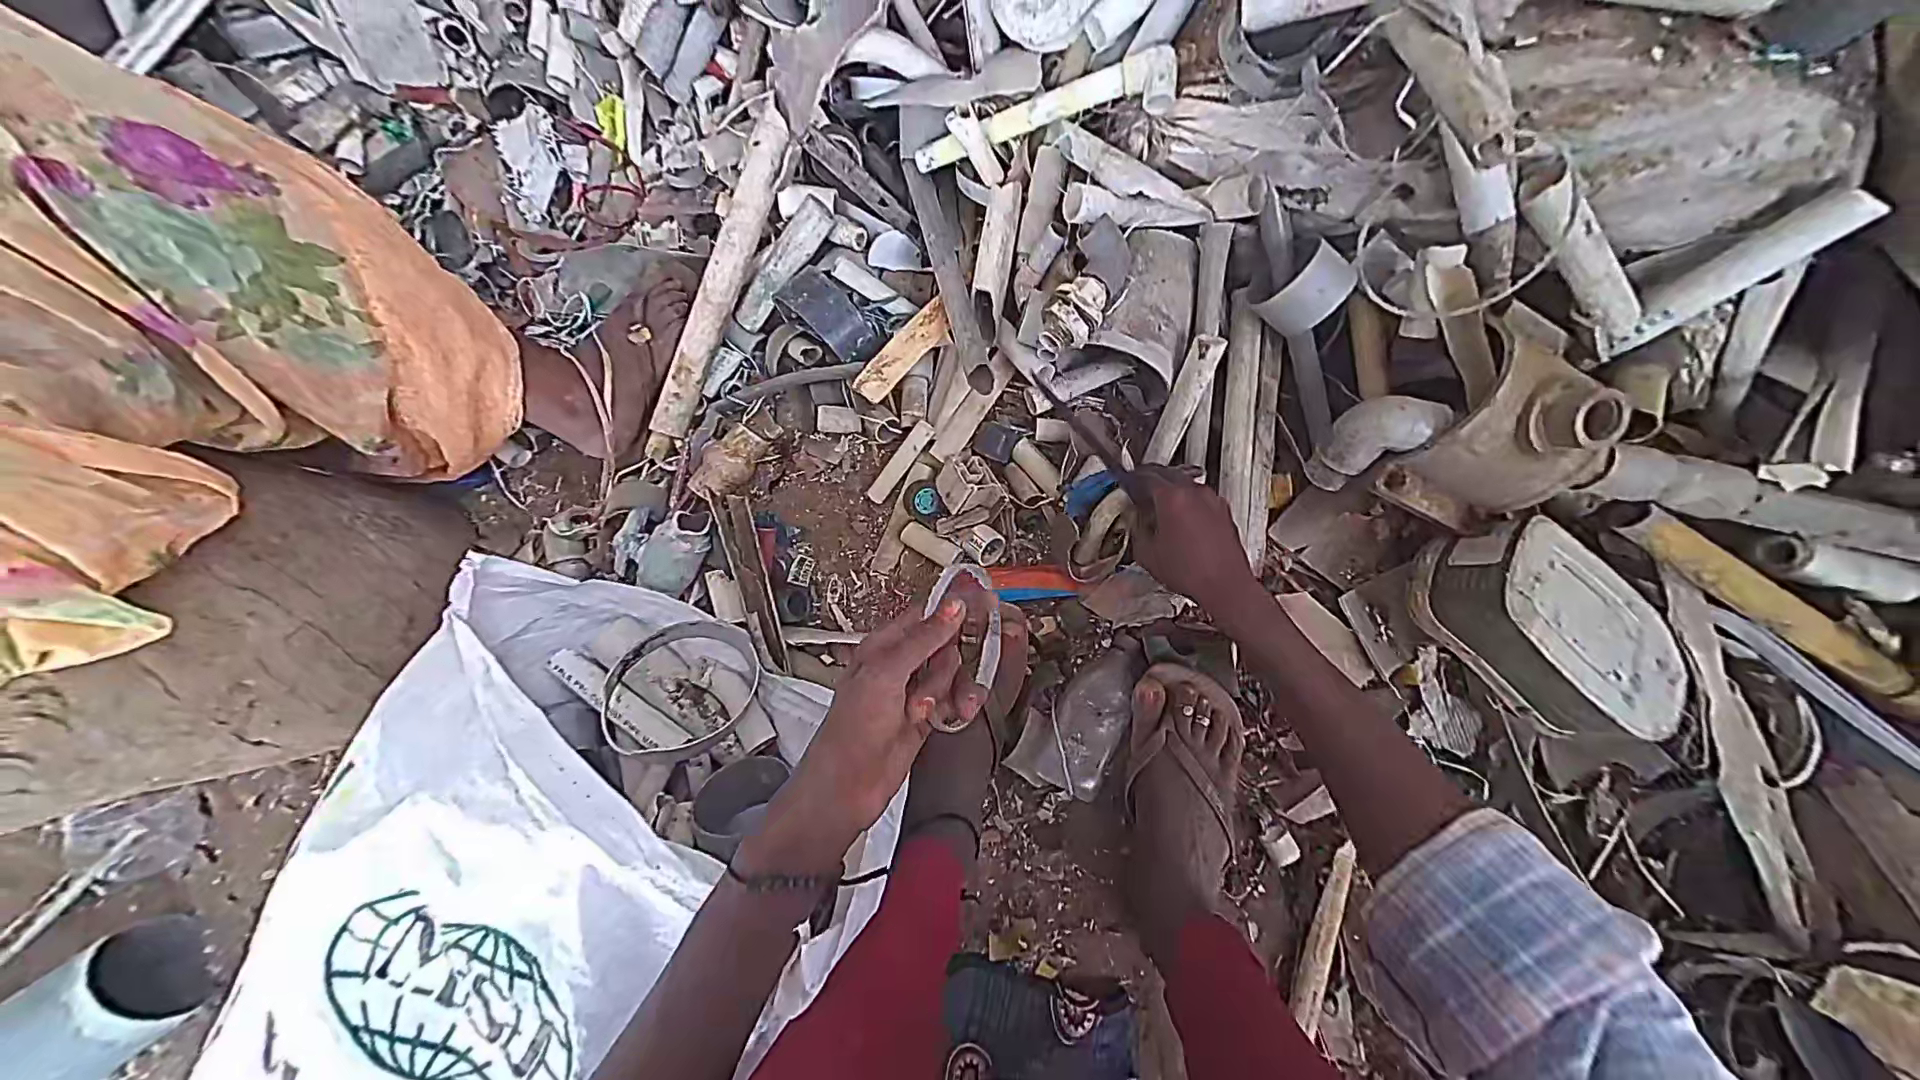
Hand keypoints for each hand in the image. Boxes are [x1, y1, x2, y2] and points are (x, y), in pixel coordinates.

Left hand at [742, 597, 986, 874]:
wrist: (848, 786)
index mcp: (883, 645)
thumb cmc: (852, 728)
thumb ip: (923, 638)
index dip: (951, 614)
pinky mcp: (925, 716)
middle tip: (936, 683)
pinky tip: (953, 716)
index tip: (979, 612)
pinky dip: (957, 706)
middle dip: (950, 664)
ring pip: (952, 674)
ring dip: (953, 689)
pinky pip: (953, 699)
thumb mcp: (887, 673)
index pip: (924, 616)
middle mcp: (899, 665)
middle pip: (945, 646)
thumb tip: (953, 607)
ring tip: (931, 709)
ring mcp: (912, 691)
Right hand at [1129, 465, 1262, 608]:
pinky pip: (1200, 499)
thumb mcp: (1147, 553)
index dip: (1132, 479)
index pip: (1146, 476)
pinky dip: (1187, 502)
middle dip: (1151, 479)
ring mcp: (1212, 501)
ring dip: (1171, 490)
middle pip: (1168, 474)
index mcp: (1172, 498)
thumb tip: (1137, 522)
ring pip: (1186, 485)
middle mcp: (1195, 493)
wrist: (1226, 586)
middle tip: (1140, 487)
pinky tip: (1180, 519)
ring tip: (1159, 505)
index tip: (1126, 482)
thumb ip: (1137, 530)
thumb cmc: (1191, 571)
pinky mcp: (1223, 512)